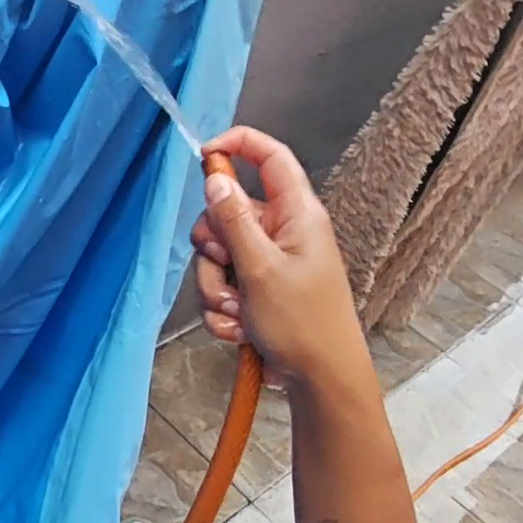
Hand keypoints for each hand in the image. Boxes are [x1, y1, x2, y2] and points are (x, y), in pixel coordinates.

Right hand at [191, 127, 367, 387]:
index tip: (203, 155)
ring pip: (215, 258)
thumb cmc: (303, 322)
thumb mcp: (261, 269)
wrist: (318, 377)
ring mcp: (265, 263)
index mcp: (295, 214)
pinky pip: (220, 289)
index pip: (269, 157)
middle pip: (225, 215)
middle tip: (230, 272)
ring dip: (217, 289)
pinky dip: (222, 311)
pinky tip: (241, 329)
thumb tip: (215, 179)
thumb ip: (234, 221)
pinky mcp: (253, 291)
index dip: (237, 145)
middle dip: (214, 250)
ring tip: (240, 312)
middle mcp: (279, 233)